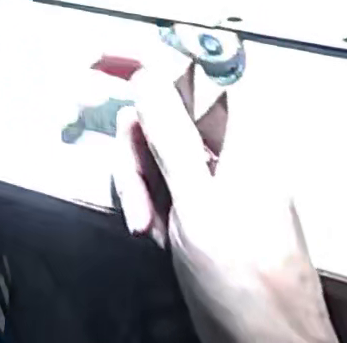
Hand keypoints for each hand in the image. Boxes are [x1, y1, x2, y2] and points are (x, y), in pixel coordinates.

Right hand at [111, 59, 337, 342]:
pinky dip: (148, 201)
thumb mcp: (198, 205)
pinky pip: (160, 178)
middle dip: (135, 152)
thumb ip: (170, 135)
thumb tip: (146, 76)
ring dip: (138, 184)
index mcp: (240, 135)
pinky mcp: (202, 198)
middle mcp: (227, 146)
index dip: (142, 60)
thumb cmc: (246, 285)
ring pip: (153, 147)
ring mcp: (215, 173)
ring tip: (145, 225)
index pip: (187, 73)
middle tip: (135, 194)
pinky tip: (154, 232)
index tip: (100, 60)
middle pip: (159, 115)